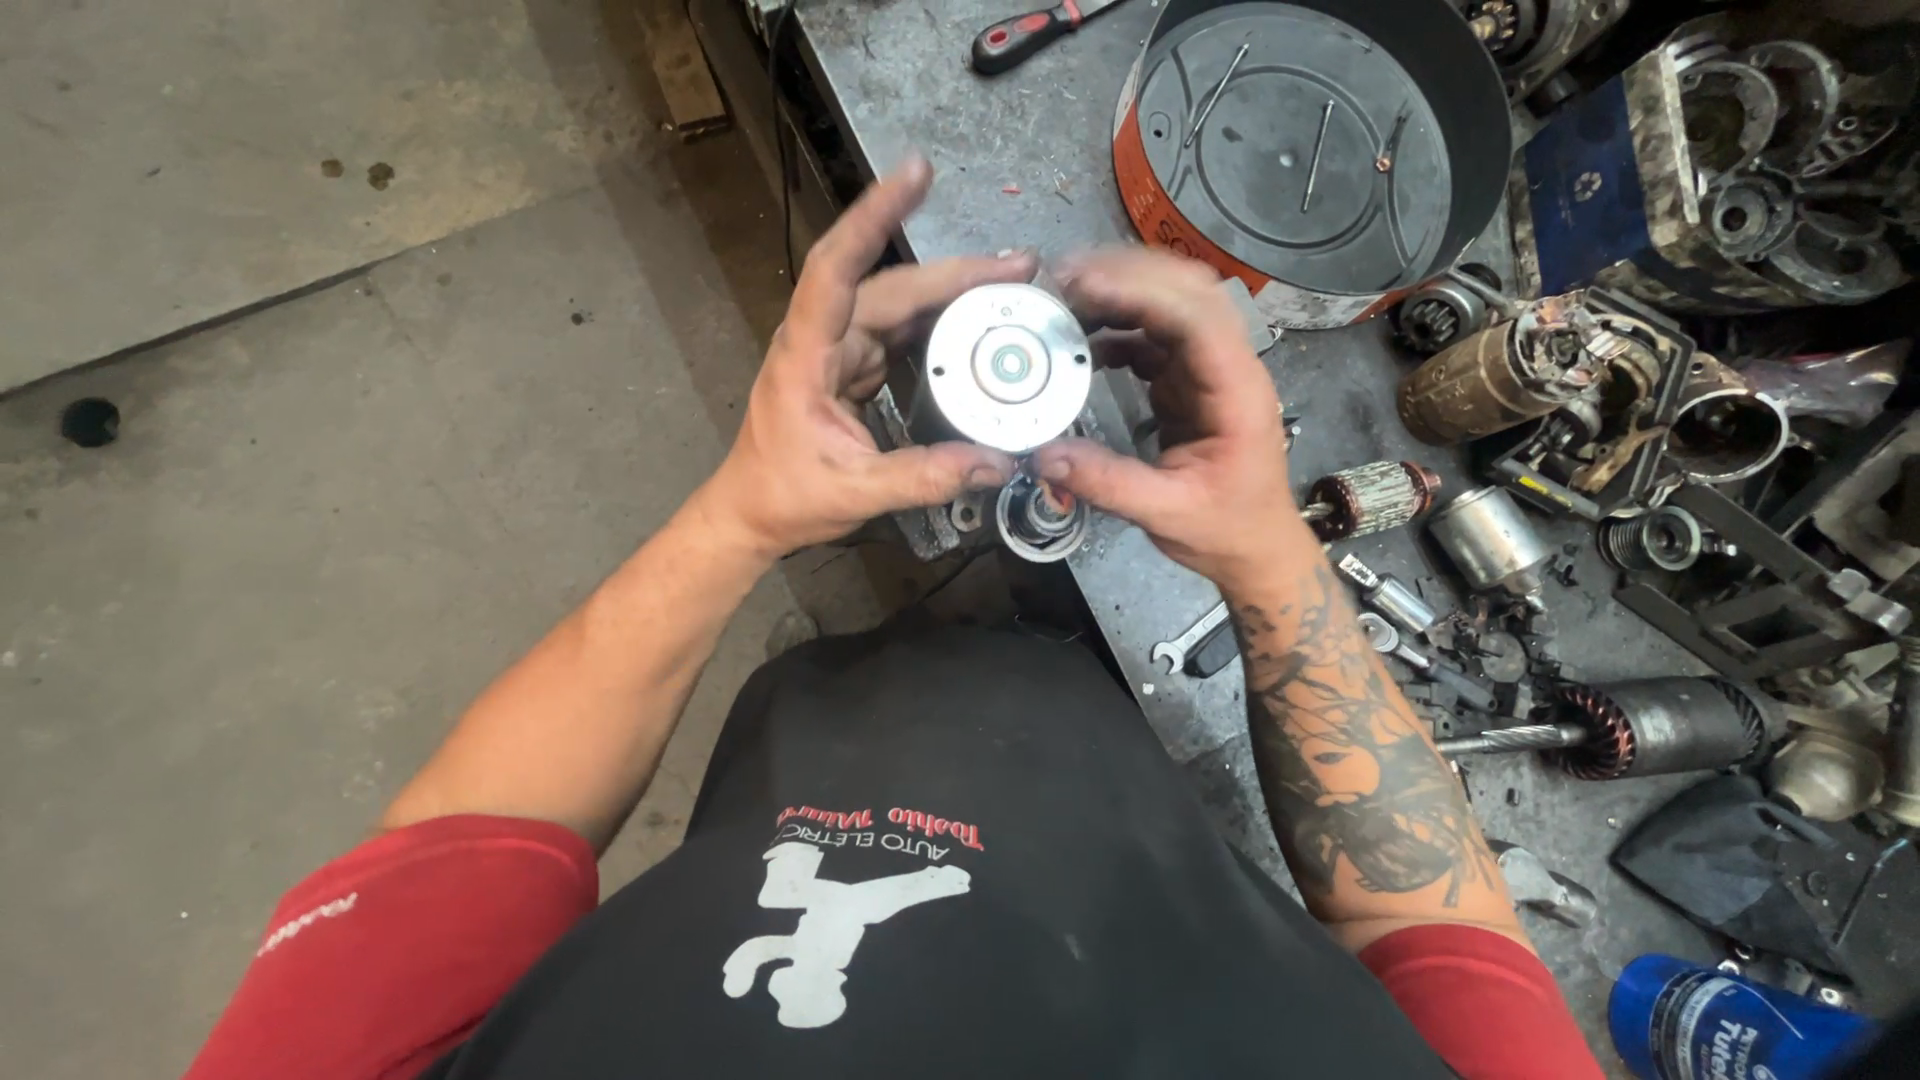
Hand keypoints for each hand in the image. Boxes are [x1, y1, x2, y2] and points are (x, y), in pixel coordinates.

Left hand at [695, 158, 1035, 560]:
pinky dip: (938, 324)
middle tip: (1019, 266)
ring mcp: (837, 351)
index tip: (916, 174)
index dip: (874, 217)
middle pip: (889, 286)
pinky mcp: (851, 368)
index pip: (837, 268)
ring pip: (898, 305)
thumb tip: (997, 462)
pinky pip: (900, 333)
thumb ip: (925, 477)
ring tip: (1010, 285)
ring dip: (951, 293)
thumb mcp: (856, 492)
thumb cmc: (786, 498)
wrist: (753, 512)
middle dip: (954, 273)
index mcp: (807, 355)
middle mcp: (822, 339)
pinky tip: (976, 322)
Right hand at [1030, 248, 1309, 593]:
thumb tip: (1042, 455)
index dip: (1141, 293)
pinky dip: (1117, 330)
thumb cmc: (1225, 529)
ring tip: (1065, 302)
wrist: (1254, 546)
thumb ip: (1107, 483)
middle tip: (1063, 279)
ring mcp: (1209, 370)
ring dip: (1119, 296)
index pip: (1196, 318)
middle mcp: (1227, 366)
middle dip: (1127, 275)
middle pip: (1186, 293)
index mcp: (1236, 391)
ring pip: (1169, 307)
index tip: (1084, 287)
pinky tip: (1083, 343)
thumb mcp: (1166, 513)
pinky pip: (1154, 338)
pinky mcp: (1189, 381)